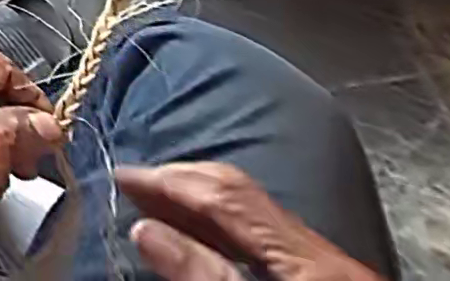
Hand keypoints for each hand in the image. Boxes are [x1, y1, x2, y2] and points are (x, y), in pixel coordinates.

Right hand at [117, 164, 385, 280]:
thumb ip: (202, 276)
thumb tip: (143, 229)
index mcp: (309, 260)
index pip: (222, 195)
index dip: (163, 179)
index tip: (118, 177)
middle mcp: (320, 254)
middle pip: (238, 191)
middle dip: (178, 180)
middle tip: (132, 187)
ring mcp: (330, 269)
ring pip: (250, 209)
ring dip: (196, 199)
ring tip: (155, 205)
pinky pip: (262, 231)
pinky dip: (219, 222)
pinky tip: (198, 234)